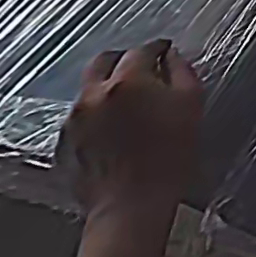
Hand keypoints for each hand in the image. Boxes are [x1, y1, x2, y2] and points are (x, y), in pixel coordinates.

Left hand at [63, 40, 203, 215]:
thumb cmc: (169, 155)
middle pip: (104, 60)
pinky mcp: (64, 141)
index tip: (166, 52)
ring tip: (130, 104)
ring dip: (109, 87)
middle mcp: (94, 93)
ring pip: (91, 87)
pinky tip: (115, 128)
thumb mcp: (191, 105)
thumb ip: (182, 71)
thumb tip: (170, 57)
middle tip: (144, 70)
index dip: (158, 49)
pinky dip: (98, 112)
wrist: (131, 207)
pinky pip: (82, 114)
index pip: (142, 50)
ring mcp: (75, 118)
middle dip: (125, 60)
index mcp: (127, 81)